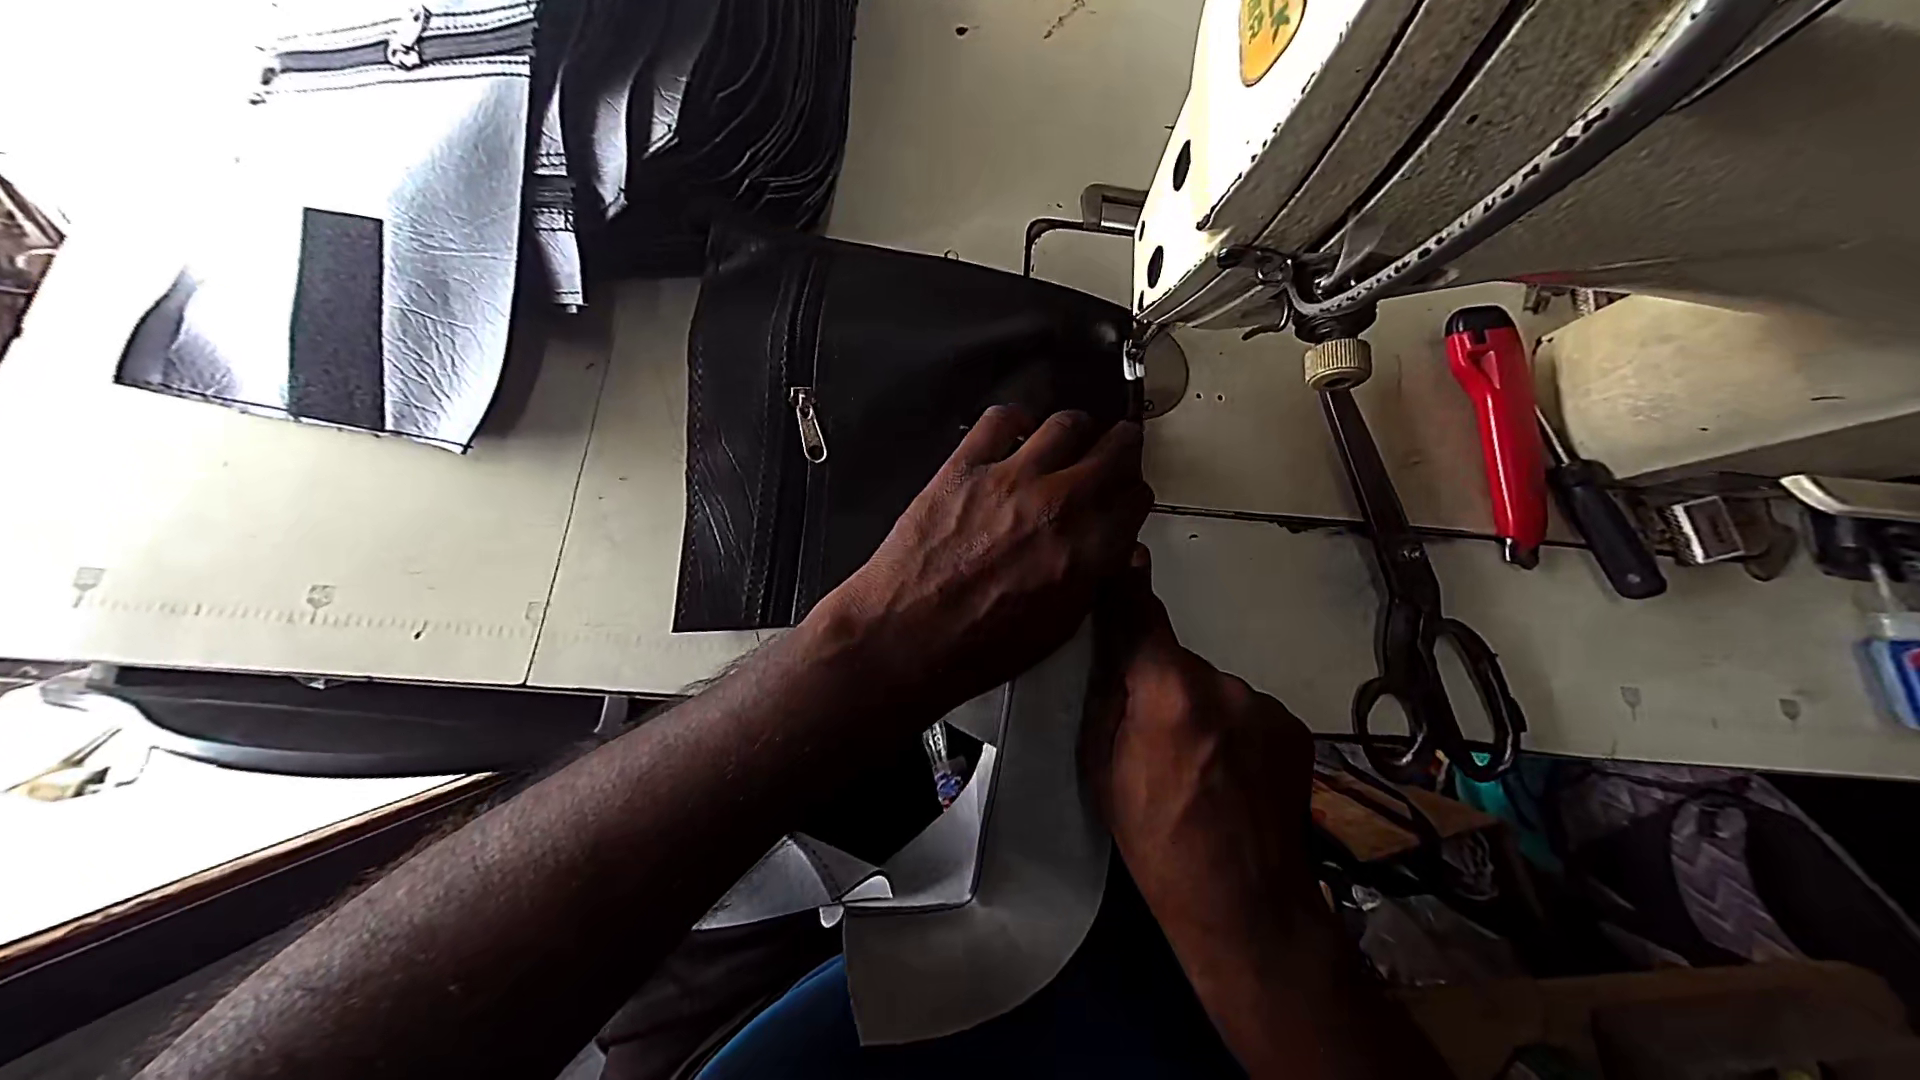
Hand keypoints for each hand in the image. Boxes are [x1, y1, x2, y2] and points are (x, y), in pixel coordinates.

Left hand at [809, 405, 1152, 719]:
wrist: (903, 638)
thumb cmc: (972, 646)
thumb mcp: (1057, 627)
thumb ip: (1091, 578)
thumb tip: (1103, 552)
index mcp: (1086, 552)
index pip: (1136, 498)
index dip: (1134, 494)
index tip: (1126, 493)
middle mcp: (1056, 508)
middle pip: (1115, 450)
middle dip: (1121, 449)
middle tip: (1115, 449)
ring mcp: (1009, 481)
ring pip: (1066, 424)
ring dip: (1077, 430)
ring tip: (1070, 438)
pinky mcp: (963, 469)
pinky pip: (1001, 419)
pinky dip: (1016, 420)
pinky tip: (1016, 433)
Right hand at [1082, 548, 1317, 917]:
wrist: (1245, 903)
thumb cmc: (1153, 836)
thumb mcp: (1100, 766)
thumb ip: (1105, 696)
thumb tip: (1110, 644)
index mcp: (1169, 691)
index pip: (1140, 614)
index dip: (1125, 585)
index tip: (1121, 555)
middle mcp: (1223, 683)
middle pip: (1175, 660)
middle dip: (1158, 682)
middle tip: (1150, 734)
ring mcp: (1264, 703)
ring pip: (1211, 687)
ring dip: (1196, 708)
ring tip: (1195, 764)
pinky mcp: (1293, 724)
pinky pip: (1244, 709)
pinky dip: (1230, 728)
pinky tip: (1229, 772)